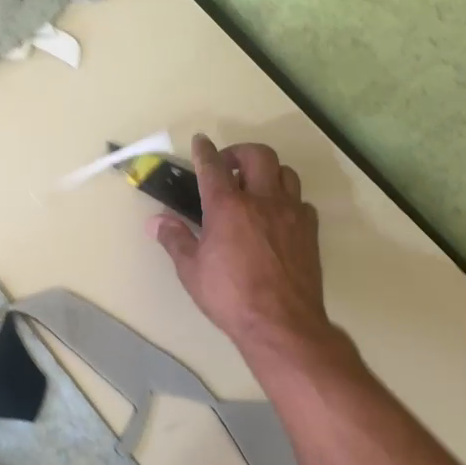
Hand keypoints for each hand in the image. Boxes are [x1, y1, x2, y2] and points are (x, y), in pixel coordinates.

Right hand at [153, 135, 339, 358]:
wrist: (281, 322)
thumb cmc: (229, 296)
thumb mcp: (191, 270)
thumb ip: (175, 239)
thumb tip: (156, 221)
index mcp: (227, 207)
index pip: (213, 167)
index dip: (204, 151)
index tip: (200, 142)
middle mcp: (262, 200)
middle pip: (258, 156)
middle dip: (240, 152)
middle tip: (228, 166)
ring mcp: (290, 213)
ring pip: (285, 173)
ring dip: (268, 172)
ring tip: (254, 186)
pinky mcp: (309, 230)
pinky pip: (300, 201)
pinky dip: (286, 200)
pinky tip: (276, 216)